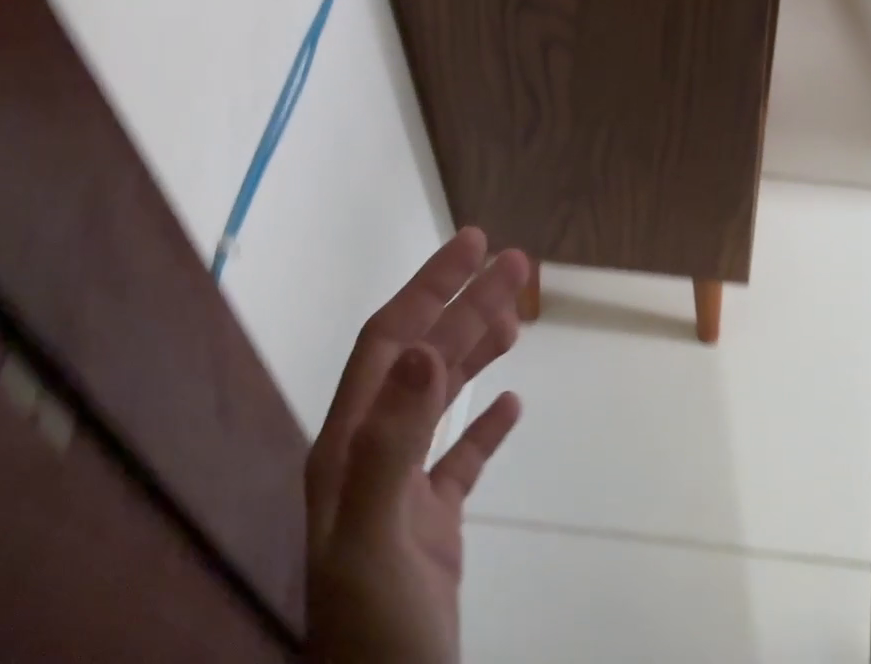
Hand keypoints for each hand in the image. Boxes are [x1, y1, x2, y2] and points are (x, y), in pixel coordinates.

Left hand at [305, 228, 529, 663]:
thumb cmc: (375, 626)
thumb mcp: (376, 534)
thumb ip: (391, 441)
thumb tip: (422, 349)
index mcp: (351, 445)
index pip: (393, 341)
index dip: (431, 288)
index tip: (475, 245)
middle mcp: (371, 453)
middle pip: (424, 357)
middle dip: (467, 304)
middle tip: (517, 264)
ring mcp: (402, 487)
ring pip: (443, 398)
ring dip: (478, 351)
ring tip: (519, 319)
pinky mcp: (432, 521)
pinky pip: (462, 456)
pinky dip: (486, 424)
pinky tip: (513, 406)